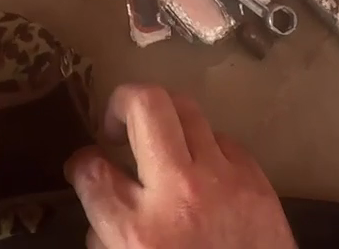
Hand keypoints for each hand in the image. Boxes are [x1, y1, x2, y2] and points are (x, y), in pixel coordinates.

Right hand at [65, 84, 294, 248]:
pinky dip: (204, 148)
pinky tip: (201, 170)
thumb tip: (102, 201)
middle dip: (121, 102)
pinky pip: (221, 139)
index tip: (86, 162)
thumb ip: (109, 239)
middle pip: (145, 106)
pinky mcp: (256, 180)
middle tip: (116, 124)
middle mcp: (178, 194)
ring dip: (163, 118)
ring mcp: (222, 180)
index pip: (93, 171)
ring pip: (185, 108)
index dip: (81, 162)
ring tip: (157, 137)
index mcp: (137, 234)